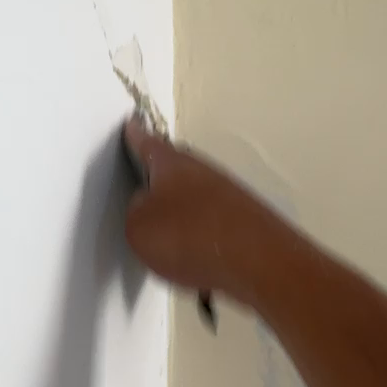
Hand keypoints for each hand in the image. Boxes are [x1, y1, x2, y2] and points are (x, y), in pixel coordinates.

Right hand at [122, 117, 295, 306]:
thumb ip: (137, 210)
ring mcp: (229, 194)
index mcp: (172, 164)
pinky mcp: (245, 221)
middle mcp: (202, 171)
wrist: (256, 262)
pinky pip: (212, 220)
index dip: (136, 136)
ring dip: (182, 205)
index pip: (148, 144)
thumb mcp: (138, 227)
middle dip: (160, 174)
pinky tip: (195, 251)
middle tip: (144, 181)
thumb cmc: (187, 236)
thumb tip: (148, 204)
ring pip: (196, 194)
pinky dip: (201, 230)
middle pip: (176, 168)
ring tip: (167, 228)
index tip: (131, 125)